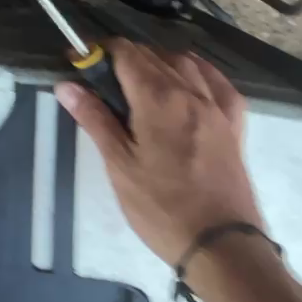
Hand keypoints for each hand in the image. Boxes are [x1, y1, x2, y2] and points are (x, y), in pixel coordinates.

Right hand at [55, 39, 263, 263]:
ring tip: (140, 82)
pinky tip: (189, 81)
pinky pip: (220, 85)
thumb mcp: (119, 165)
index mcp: (158, 98)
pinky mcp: (235, 128)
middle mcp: (189, 93)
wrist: (224, 250)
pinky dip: (200, 73)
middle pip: (152, 55)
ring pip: (184, 63)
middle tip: (101, 82)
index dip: (97, 51)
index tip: (79, 63)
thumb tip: (66, 84)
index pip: (124, 52)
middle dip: (123, 58)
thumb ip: (94, 118)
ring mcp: (217, 109)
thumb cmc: (163, 207)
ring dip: (158, 61)